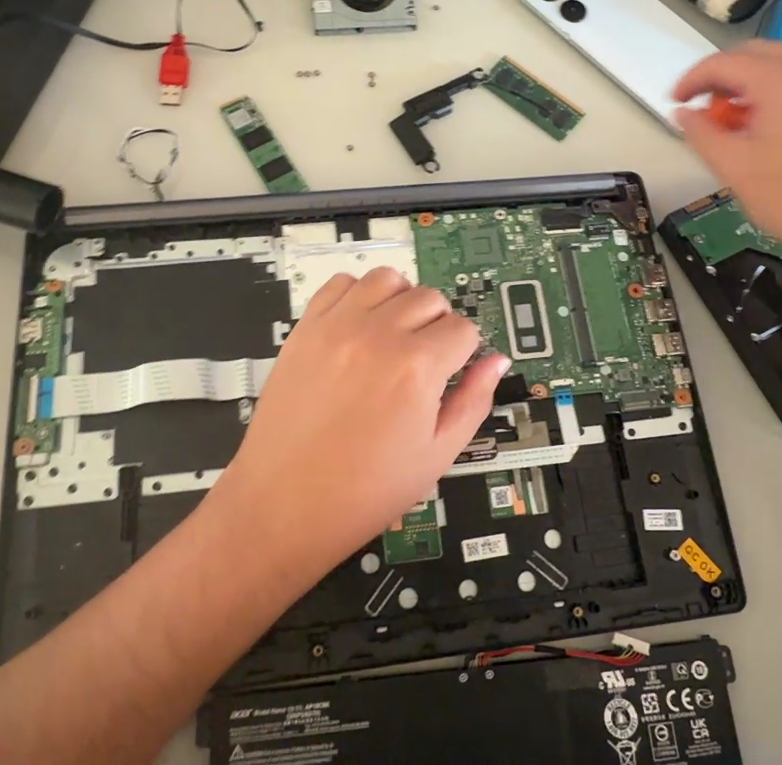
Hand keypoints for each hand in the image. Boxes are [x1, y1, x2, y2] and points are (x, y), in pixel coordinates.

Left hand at [211, 268, 508, 572]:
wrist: (286, 502)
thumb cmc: (365, 490)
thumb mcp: (436, 455)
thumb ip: (473, 401)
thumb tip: (495, 363)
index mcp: (416, 369)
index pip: (463, 329)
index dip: (464, 353)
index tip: (451, 373)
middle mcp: (378, 336)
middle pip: (429, 298)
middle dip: (438, 325)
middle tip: (425, 362)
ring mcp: (337, 327)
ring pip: (388, 279)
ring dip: (401, 300)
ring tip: (395, 336)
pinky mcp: (305, 328)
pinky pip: (340, 284)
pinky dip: (357, 295)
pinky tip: (360, 328)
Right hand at [673, 41, 781, 278]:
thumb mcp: (735, 169)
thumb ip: (701, 134)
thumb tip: (684, 114)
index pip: (726, 62)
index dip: (693, 79)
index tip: (675, 101)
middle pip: (757, 56)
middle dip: (722, 77)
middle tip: (701, 106)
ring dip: (750, 87)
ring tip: (732, 123)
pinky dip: (778, 97)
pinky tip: (768, 132)